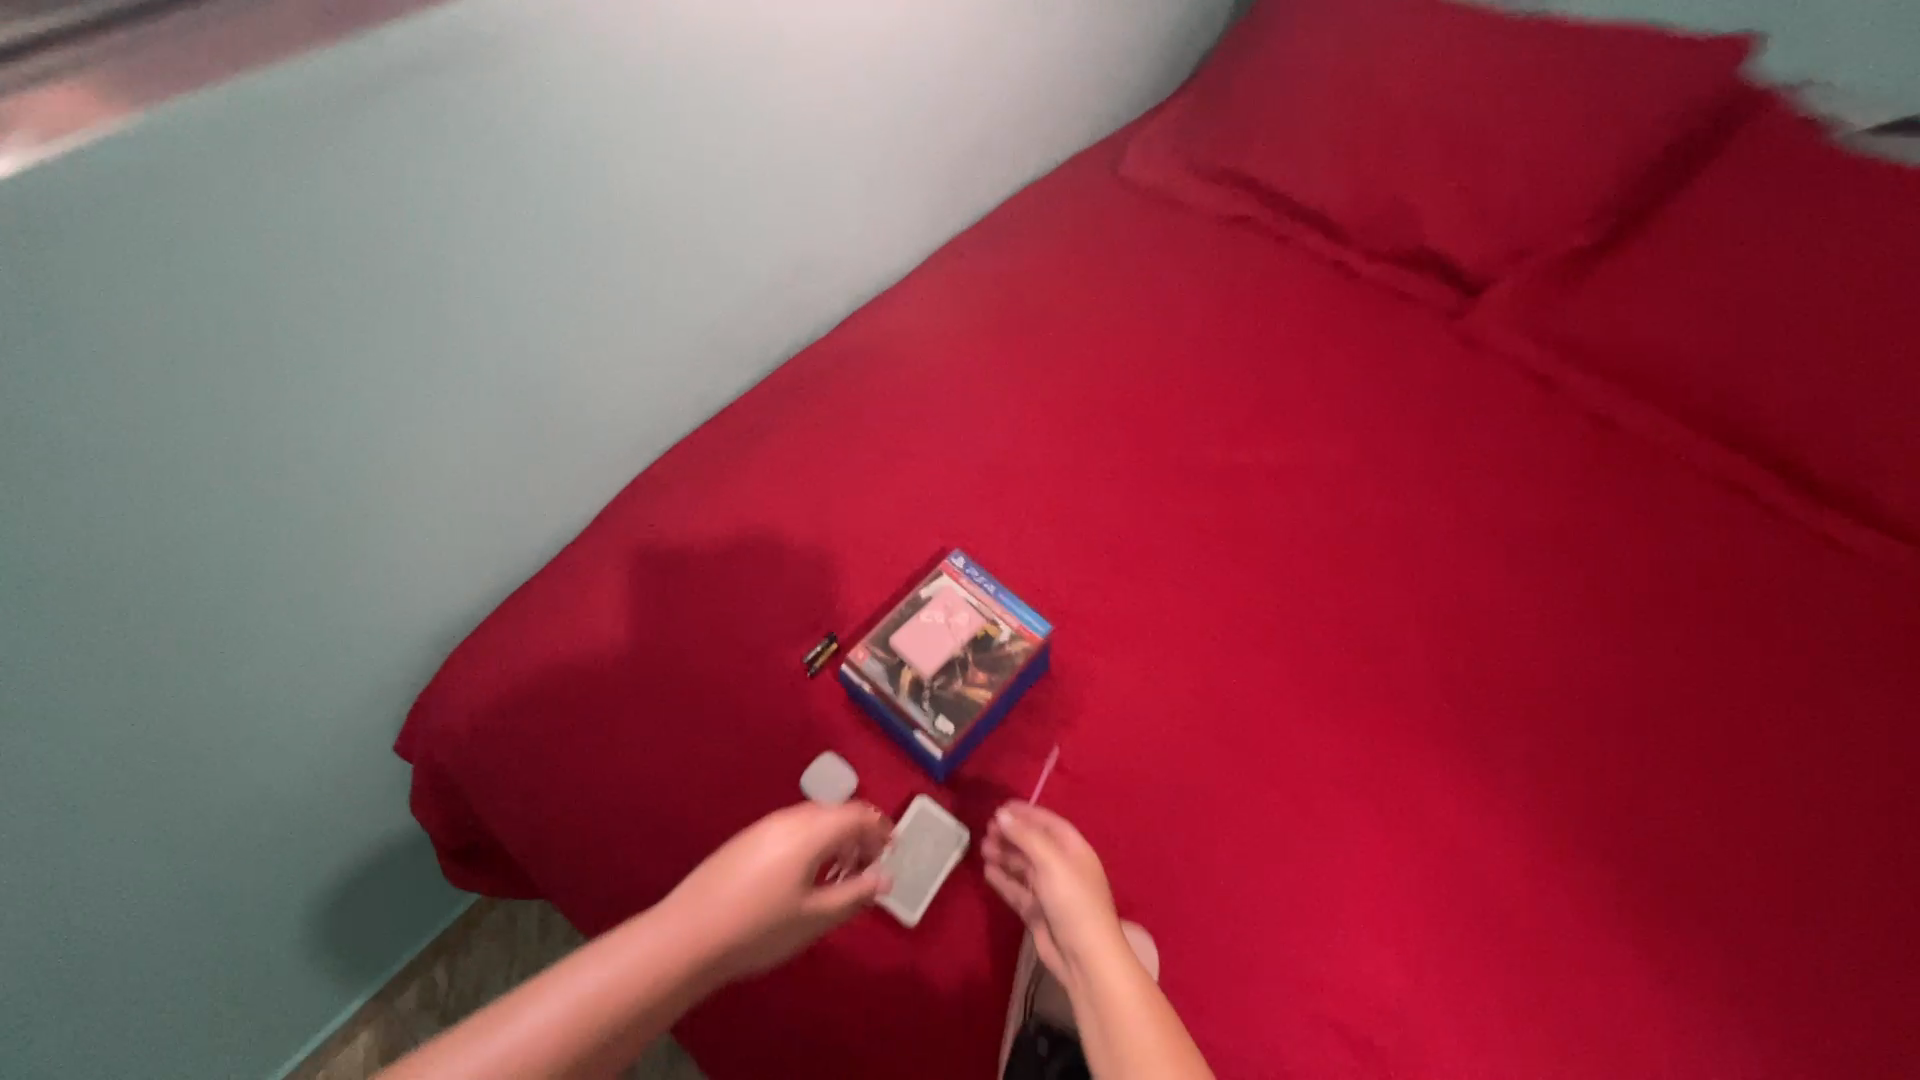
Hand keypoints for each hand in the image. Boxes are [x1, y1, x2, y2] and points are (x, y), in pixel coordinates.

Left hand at [662, 801, 891, 981]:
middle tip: (866, 869)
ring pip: (812, 822)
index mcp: (811, 831)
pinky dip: (810, 845)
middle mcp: (789, 819)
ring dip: (833, 841)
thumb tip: (886, 878)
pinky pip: (791, 831)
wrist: (686, 936)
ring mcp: (763, 828)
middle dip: (857, 836)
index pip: (857, 814)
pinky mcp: (745, 841)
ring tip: (836, 878)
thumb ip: (855, 894)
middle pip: (835, 814)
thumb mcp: (815, 918)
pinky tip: (803, 879)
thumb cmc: (759, 928)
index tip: (892, 850)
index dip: (879, 828)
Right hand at [983, 802, 1131, 991]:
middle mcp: (1062, 867)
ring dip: (1005, 855)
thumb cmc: (1073, 901)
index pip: (1048, 824)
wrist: (1084, 956)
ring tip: (983, 848)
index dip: (1026, 813)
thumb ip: (1026, 836)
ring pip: (1023, 866)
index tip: (1001, 807)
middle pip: (1034, 844)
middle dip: (1012, 834)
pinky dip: (1003, 880)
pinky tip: (987, 872)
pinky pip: (1017, 890)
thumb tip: (1002, 815)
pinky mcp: (1038, 912)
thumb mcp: (1051, 862)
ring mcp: (1050, 890)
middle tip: (987, 829)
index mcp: (1074, 850)